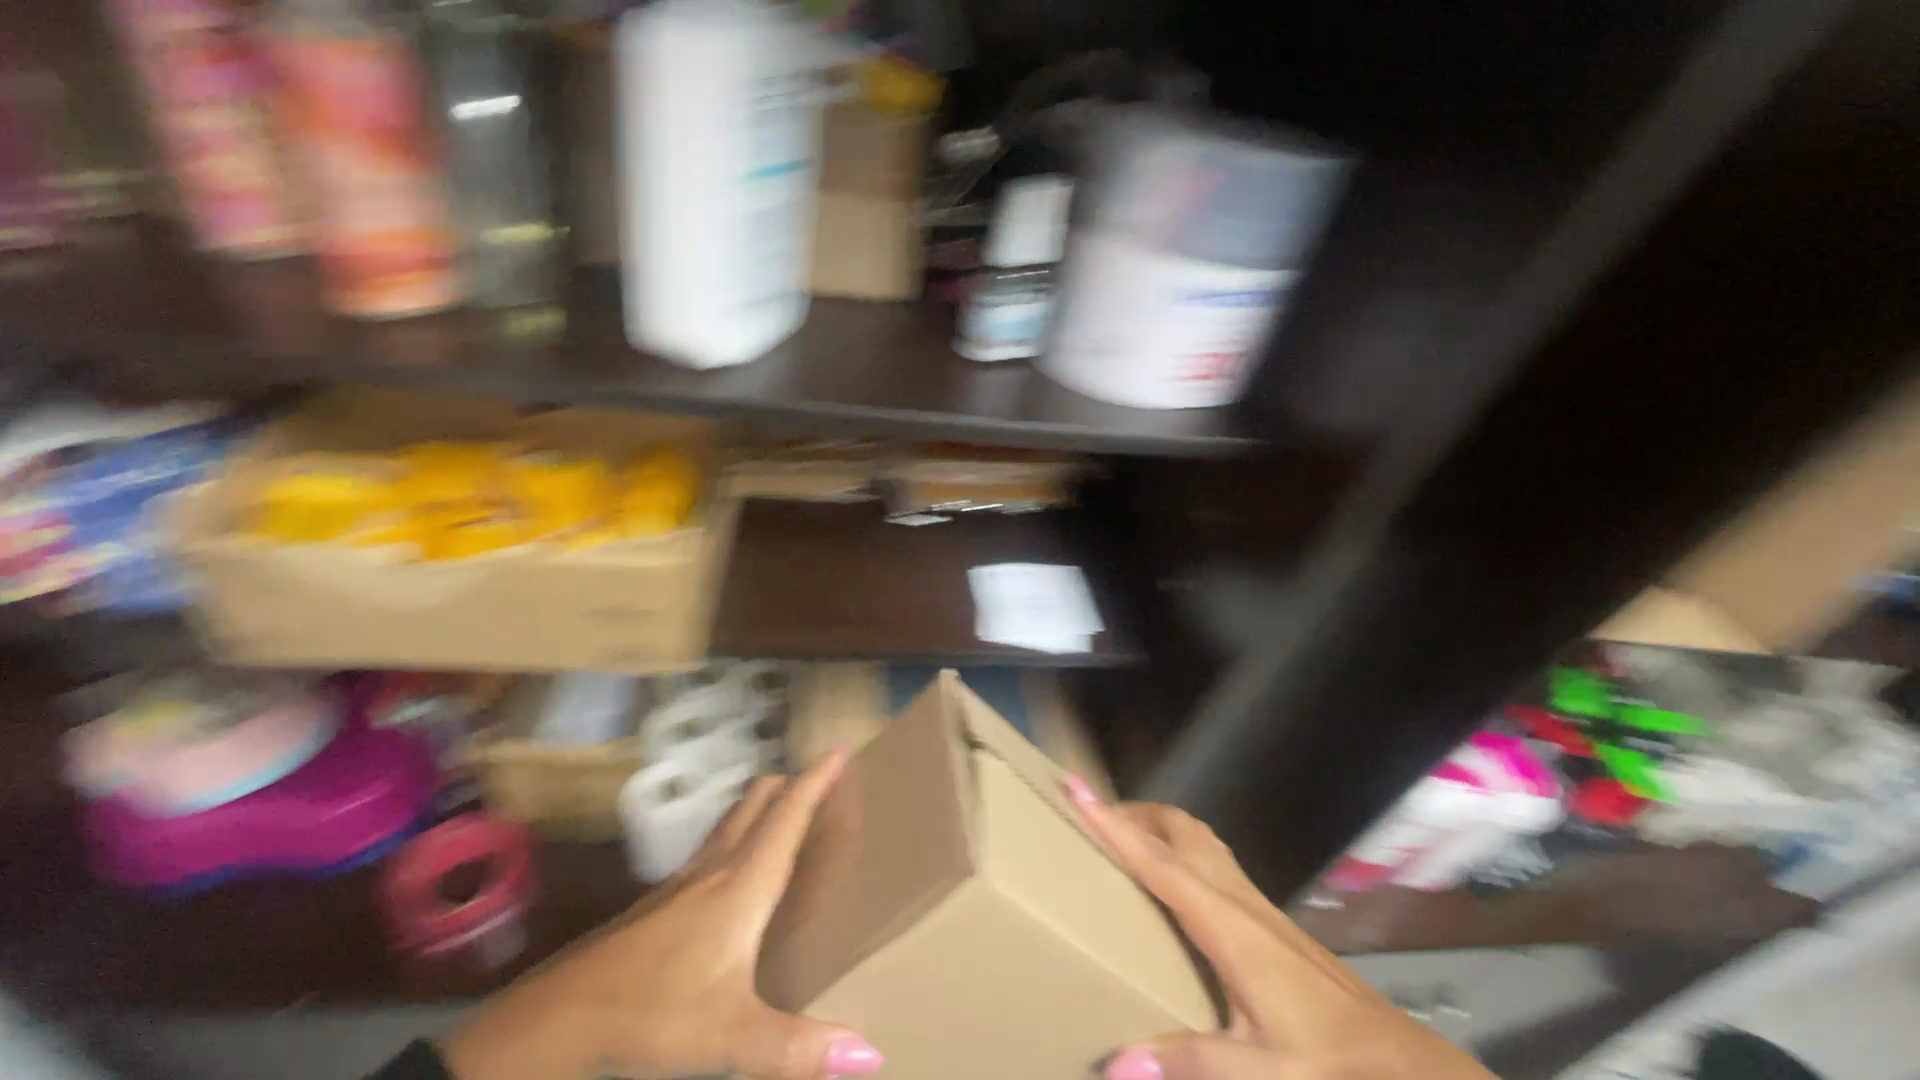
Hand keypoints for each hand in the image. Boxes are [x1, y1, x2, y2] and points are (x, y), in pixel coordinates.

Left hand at [442, 751, 882, 1079]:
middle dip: (790, 782)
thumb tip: (873, 1056)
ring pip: (730, 822)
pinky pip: (711, 846)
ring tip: (785, 806)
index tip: (839, 749)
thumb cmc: (652, 1014)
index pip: (786, 818)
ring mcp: (681, 884)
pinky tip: (732, 864)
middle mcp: (714, 872)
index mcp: (741, 887)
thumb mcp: (731, 1036)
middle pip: (756, 804)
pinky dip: (737, 832)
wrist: (556, 1018)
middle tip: (822, 777)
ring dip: (761, 804)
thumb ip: (800, 1048)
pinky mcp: (659, 901)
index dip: (815, 781)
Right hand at [1062, 779, 1493, 1079]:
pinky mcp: (1267, 918)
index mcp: (1227, 926)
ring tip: (1119, 841)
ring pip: (1200, 840)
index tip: (1077, 788)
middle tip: (1089, 816)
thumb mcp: (1263, 1071)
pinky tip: (1168, 886)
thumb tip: (1113, 1063)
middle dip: (1134, 811)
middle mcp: (1239, 901)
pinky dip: (1177, 850)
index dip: (1112, 825)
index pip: (1158, 863)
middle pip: (1181, 830)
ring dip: (1157, 826)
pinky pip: (1211, 861)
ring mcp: (1257, 905)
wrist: (1401, 1063)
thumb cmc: (1331, 1060)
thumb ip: (1191, 1062)